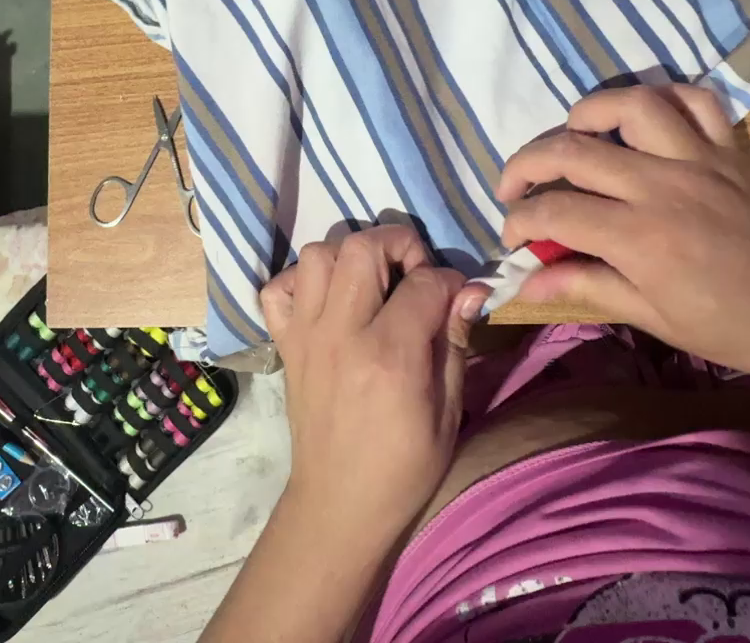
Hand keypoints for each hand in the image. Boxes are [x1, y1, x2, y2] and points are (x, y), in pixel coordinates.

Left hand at [260, 226, 486, 536]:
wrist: (339, 504)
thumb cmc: (405, 466)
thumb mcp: (448, 411)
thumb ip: (454, 342)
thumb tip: (471, 290)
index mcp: (390, 356)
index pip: (424, 282)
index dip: (449, 280)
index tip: (456, 297)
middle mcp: (342, 334)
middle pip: (362, 247)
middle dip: (398, 245)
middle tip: (413, 274)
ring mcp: (305, 335)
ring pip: (318, 254)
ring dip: (350, 255)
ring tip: (372, 283)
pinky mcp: (284, 344)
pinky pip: (278, 288)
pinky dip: (302, 281)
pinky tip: (328, 300)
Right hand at [497, 85, 749, 418]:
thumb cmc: (736, 331)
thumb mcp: (655, 318)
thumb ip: (586, 287)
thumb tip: (524, 282)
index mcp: (642, 239)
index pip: (554, 212)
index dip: (518, 221)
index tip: (511, 238)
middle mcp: (664, 186)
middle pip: (572, 150)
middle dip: (525, 165)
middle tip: (514, 189)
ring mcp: (701, 160)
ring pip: (630, 104)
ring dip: (586, 114)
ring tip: (571, 138)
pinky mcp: (730, 151)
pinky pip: (695, 101)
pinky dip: (660, 99)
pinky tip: (640, 121)